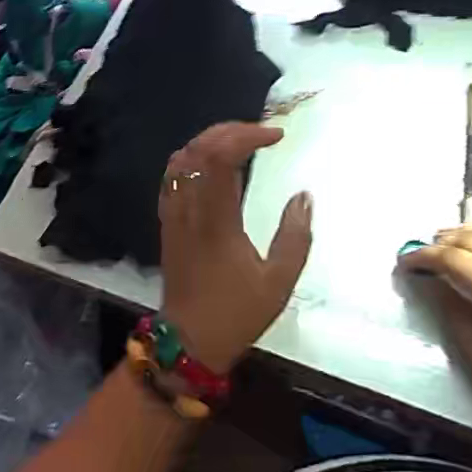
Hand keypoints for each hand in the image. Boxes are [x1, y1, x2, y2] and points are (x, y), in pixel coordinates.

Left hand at [157, 122, 312, 370]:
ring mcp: (174, 214)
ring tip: (239, 141)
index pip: (221, 158)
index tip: (276, 136)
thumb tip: (304, 195)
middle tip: (261, 133)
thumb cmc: (236, 313)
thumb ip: (295, 236)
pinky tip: (209, 161)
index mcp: (216, 221)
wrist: (188, 341)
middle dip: (231, 130)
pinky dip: (191, 157)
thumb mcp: (278, 282)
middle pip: (199, 149)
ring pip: (181, 159)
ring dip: (210, 140)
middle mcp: (189, 209)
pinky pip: (171, 176)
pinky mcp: (167, 221)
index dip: (246, 136)